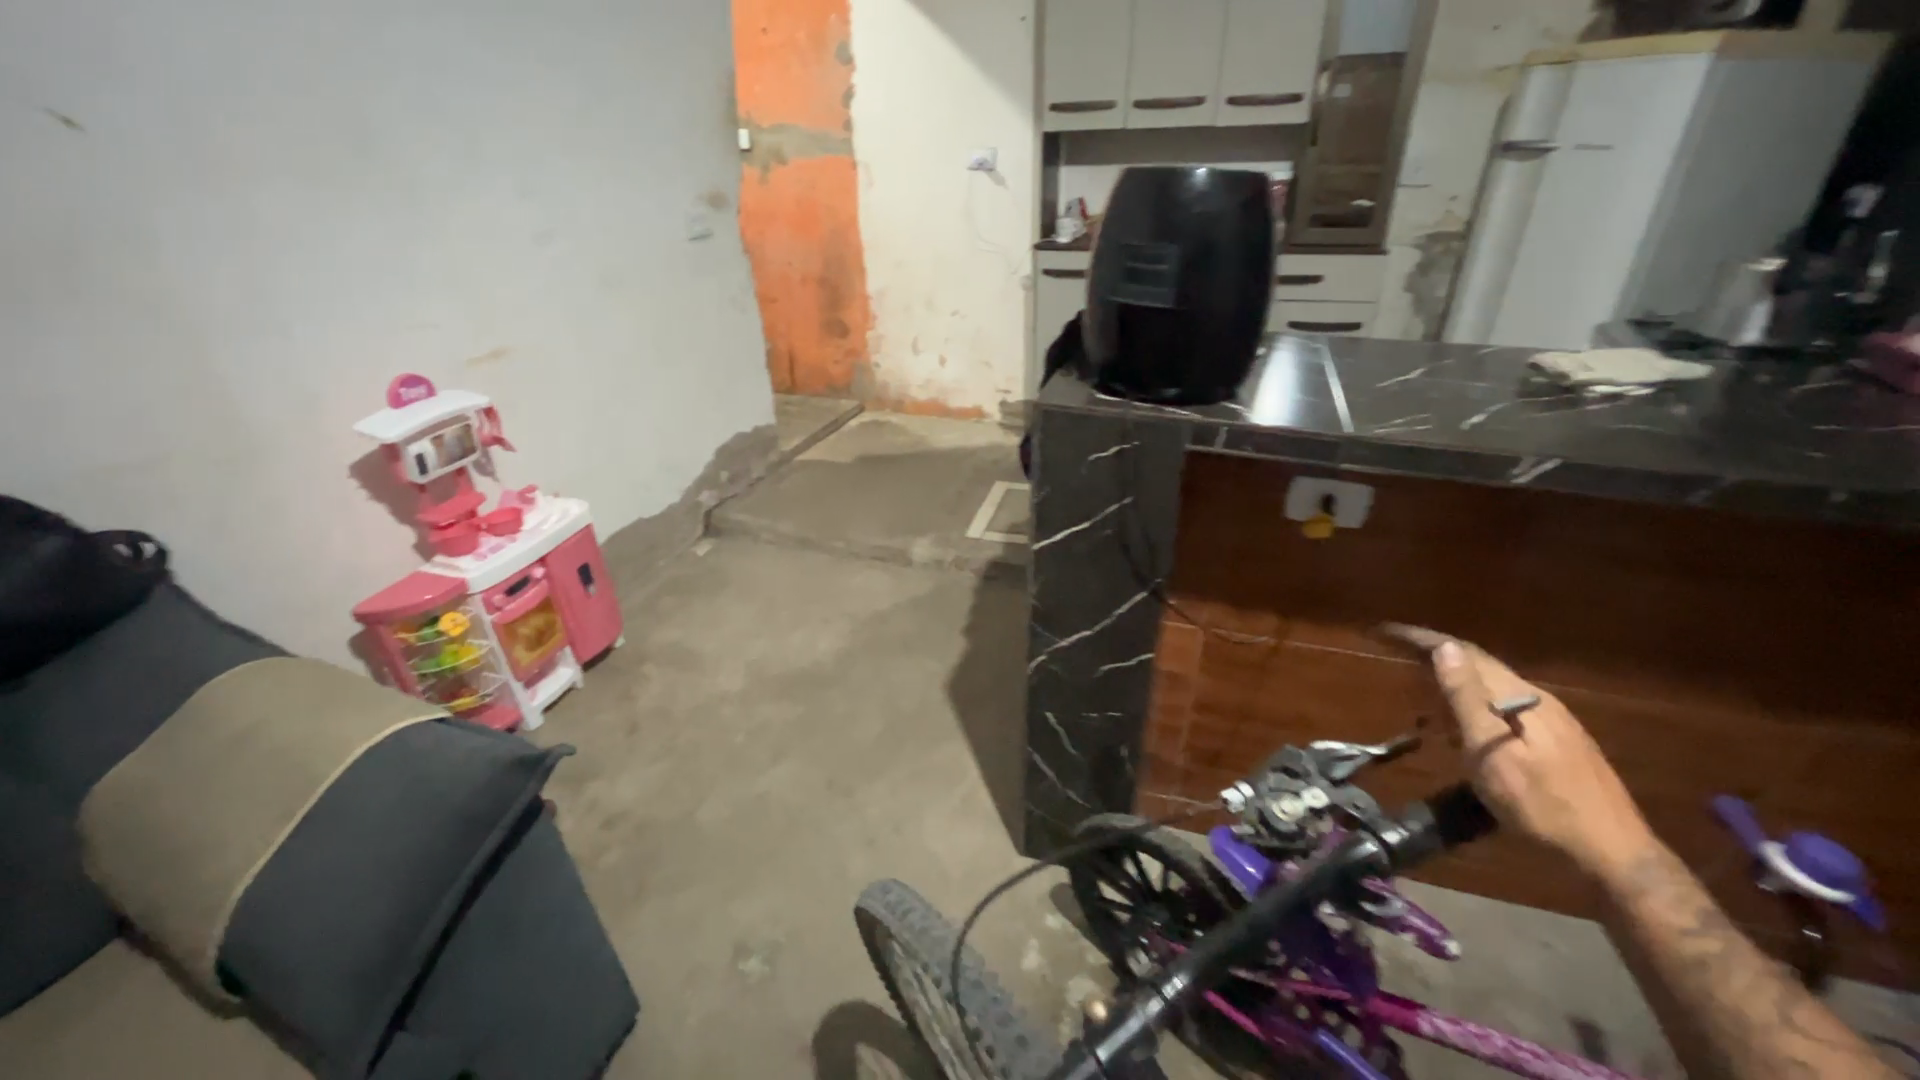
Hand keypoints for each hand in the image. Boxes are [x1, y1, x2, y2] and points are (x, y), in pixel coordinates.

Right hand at [1383, 625, 1655, 878]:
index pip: (1466, 654)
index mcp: (1520, 697)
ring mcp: (1553, 722)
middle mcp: (1538, 699)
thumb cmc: (1542, 805)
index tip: (1386, 633)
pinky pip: (1505, 710)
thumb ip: (1467, 700)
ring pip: (1493, 690)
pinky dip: (1473, 709)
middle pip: (1481, 666)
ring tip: (1421, 696)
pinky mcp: (1559, 744)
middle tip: (1397, 655)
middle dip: (1437, 657)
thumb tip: (1445, 648)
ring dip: (1454, 685)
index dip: (1423, 640)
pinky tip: (1463, 731)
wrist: (1612, 853)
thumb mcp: (1492, 753)